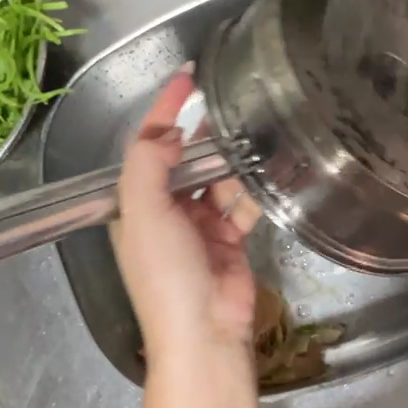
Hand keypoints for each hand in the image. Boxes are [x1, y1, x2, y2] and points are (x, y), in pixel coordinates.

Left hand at [112, 66, 262, 359]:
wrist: (203, 331)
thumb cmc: (166, 274)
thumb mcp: (142, 213)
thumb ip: (148, 164)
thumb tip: (168, 133)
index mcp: (136, 204)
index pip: (148, 145)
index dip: (164, 110)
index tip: (185, 76)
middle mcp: (167, 212)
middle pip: (187, 160)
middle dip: (204, 134)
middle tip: (232, 103)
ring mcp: (201, 227)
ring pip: (218, 180)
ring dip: (233, 161)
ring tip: (258, 131)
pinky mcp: (232, 240)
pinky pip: (244, 205)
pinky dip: (254, 190)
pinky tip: (271, 170)